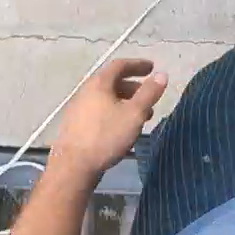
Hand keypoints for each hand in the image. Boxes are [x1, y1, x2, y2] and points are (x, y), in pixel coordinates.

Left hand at [48, 59, 167, 182]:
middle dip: (133, 88)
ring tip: (139, 118)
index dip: (137, 65)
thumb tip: (162, 74)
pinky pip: (98, 112)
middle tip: (148, 97)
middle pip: (112, 83)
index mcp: (99, 84)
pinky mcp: (74, 127)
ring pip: (106, 99)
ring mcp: (77, 110)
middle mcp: (85, 92)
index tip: (152, 68)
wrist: (72, 169)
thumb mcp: (134, 113)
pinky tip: (120, 129)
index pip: (119, 65)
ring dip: (124, 103)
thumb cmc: (106, 136)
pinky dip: (113, 113)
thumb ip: (149, 93)